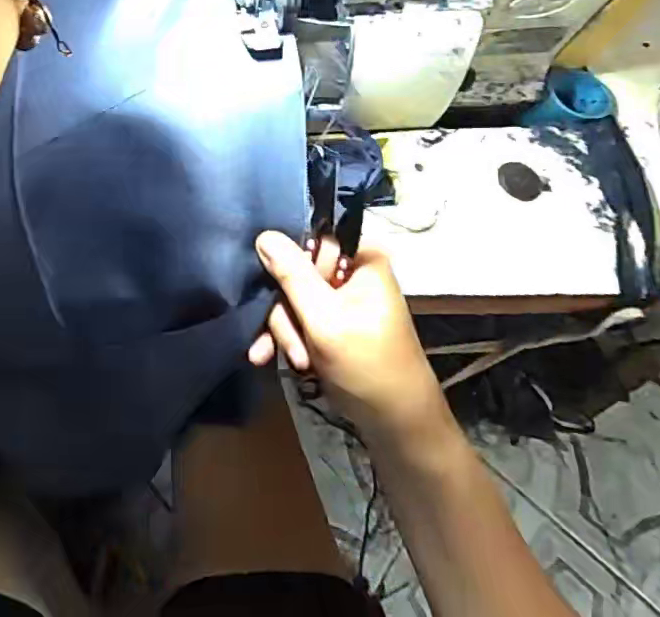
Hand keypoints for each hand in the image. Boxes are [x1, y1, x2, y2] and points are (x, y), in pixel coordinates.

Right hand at [248, 231, 444, 438]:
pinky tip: (275, 358)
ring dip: (286, 330)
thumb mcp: (324, 319)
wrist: (395, 424)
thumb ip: (292, 275)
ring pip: (293, 296)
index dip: (289, 263)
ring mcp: (342, 295)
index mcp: (362, 256)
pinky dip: (290, 336)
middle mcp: (353, 268)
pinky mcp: (332, 318)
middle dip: (287, 311)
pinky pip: (300, 315)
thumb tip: (264, 234)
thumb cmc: (367, 366)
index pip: (312, 237)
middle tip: (292, 347)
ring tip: (295, 361)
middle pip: (298, 270)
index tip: (274, 289)